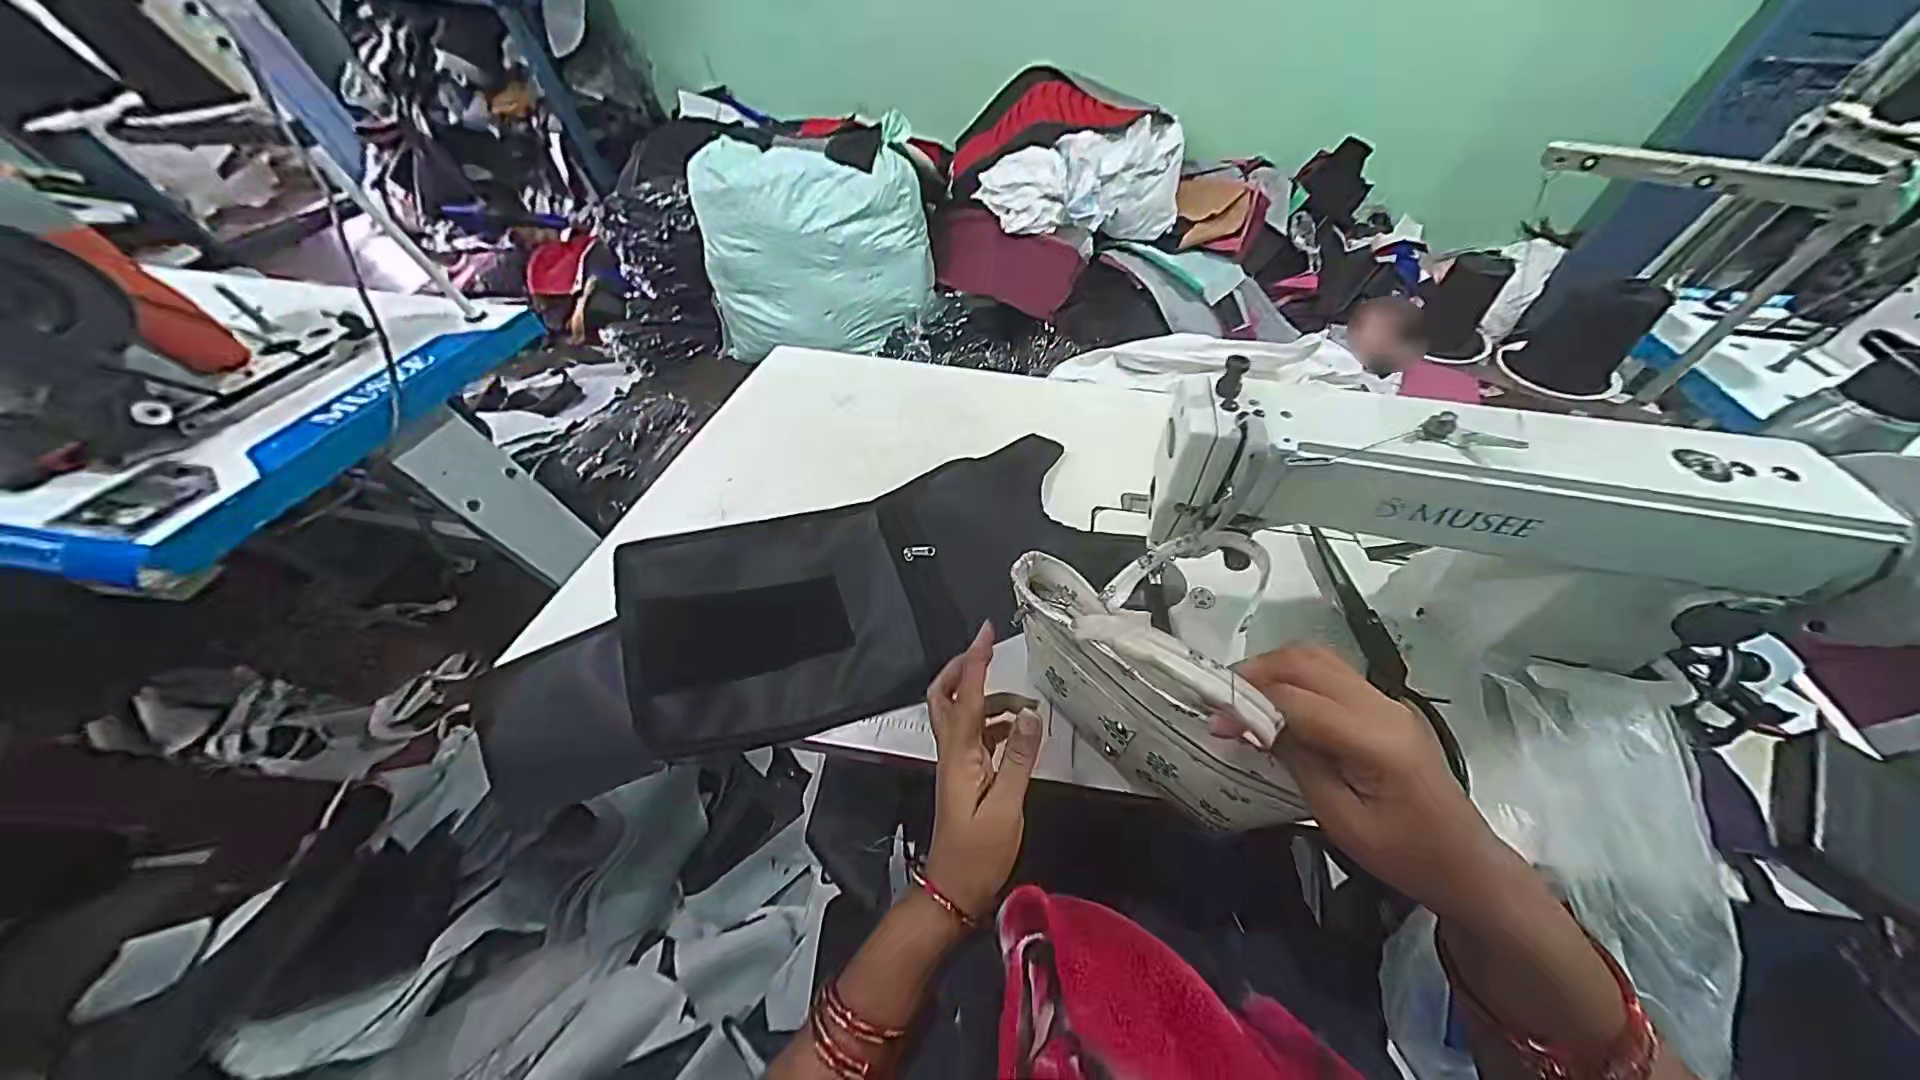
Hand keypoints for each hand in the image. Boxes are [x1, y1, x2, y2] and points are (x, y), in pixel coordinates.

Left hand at [924, 621, 1043, 918]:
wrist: (953, 890)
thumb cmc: (979, 854)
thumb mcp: (1006, 807)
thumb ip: (1019, 758)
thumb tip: (1030, 713)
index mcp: (960, 754)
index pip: (967, 696)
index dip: (976, 660)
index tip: (986, 632)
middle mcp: (952, 750)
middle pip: (944, 695)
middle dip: (963, 668)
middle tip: (989, 655)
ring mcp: (955, 761)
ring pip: (961, 712)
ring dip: (988, 699)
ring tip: (1025, 707)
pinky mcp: (964, 772)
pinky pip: (974, 732)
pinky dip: (994, 722)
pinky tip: (1018, 731)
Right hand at [1224, 646, 1513, 918]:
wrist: (1469, 867)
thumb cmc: (1406, 855)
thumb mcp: (1339, 818)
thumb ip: (1296, 761)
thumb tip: (1251, 725)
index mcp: (1374, 739)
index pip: (1295, 699)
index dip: (1248, 704)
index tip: (1215, 721)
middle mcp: (1382, 707)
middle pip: (1305, 662)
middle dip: (1255, 673)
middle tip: (1222, 700)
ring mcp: (1386, 702)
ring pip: (1317, 658)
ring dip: (1273, 668)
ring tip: (1242, 695)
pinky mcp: (1384, 707)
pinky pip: (1330, 673)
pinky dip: (1293, 676)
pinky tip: (1275, 700)